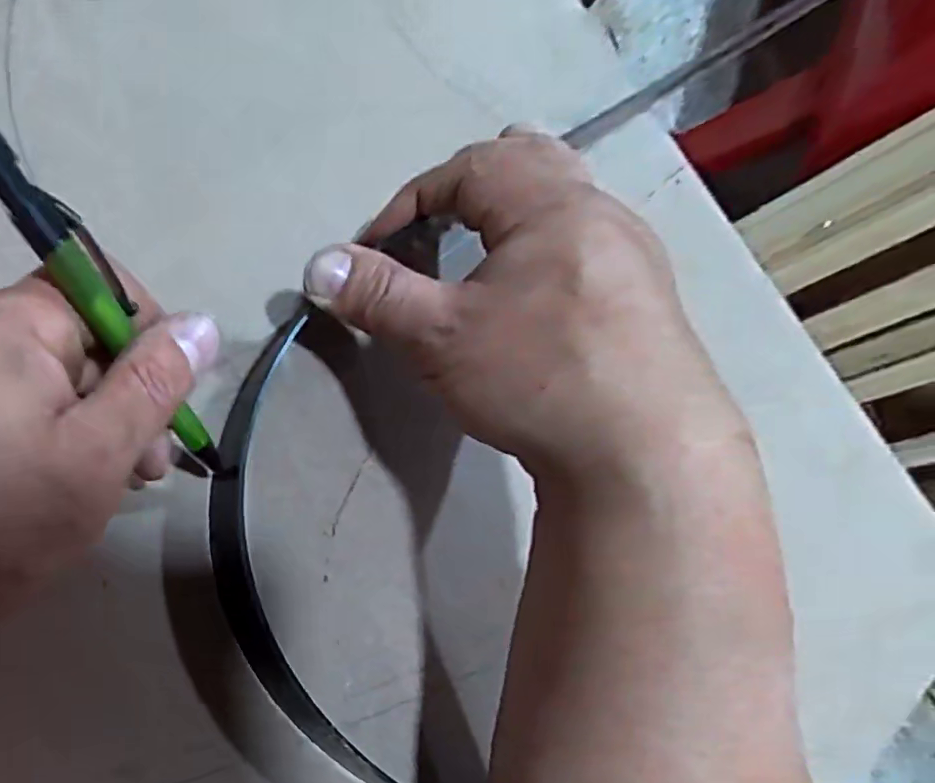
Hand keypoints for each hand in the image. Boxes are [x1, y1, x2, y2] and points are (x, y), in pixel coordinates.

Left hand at [0, 273, 218, 630]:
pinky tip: (75, 480)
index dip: (145, 332)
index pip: (95, 284)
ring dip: (96, 421)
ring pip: (51, 378)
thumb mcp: (100, 451)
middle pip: (75, 336)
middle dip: (124, 393)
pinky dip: (56, 432)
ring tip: (122, 481)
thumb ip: (153, 383)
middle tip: (151, 464)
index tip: (167, 397)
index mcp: (4, 323)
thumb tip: (200, 324)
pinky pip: (19, 405)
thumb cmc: (13, 517)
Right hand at [302, 127, 750, 488]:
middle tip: (420, 222)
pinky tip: (515, 286)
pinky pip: (573, 238)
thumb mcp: (436, 336)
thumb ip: (375, 295)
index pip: (473, 167)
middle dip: (462, 184)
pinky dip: (528, 240)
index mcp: (553, 209)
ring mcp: (625, 254)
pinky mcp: (631, 295)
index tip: (371, 250)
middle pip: (530, 162)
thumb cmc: (532, 377)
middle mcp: (599, 215)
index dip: (409, 199)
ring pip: (558, 199)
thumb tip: (318, 264)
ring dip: (501, 208)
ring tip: (465, 240)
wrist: (638, 446)